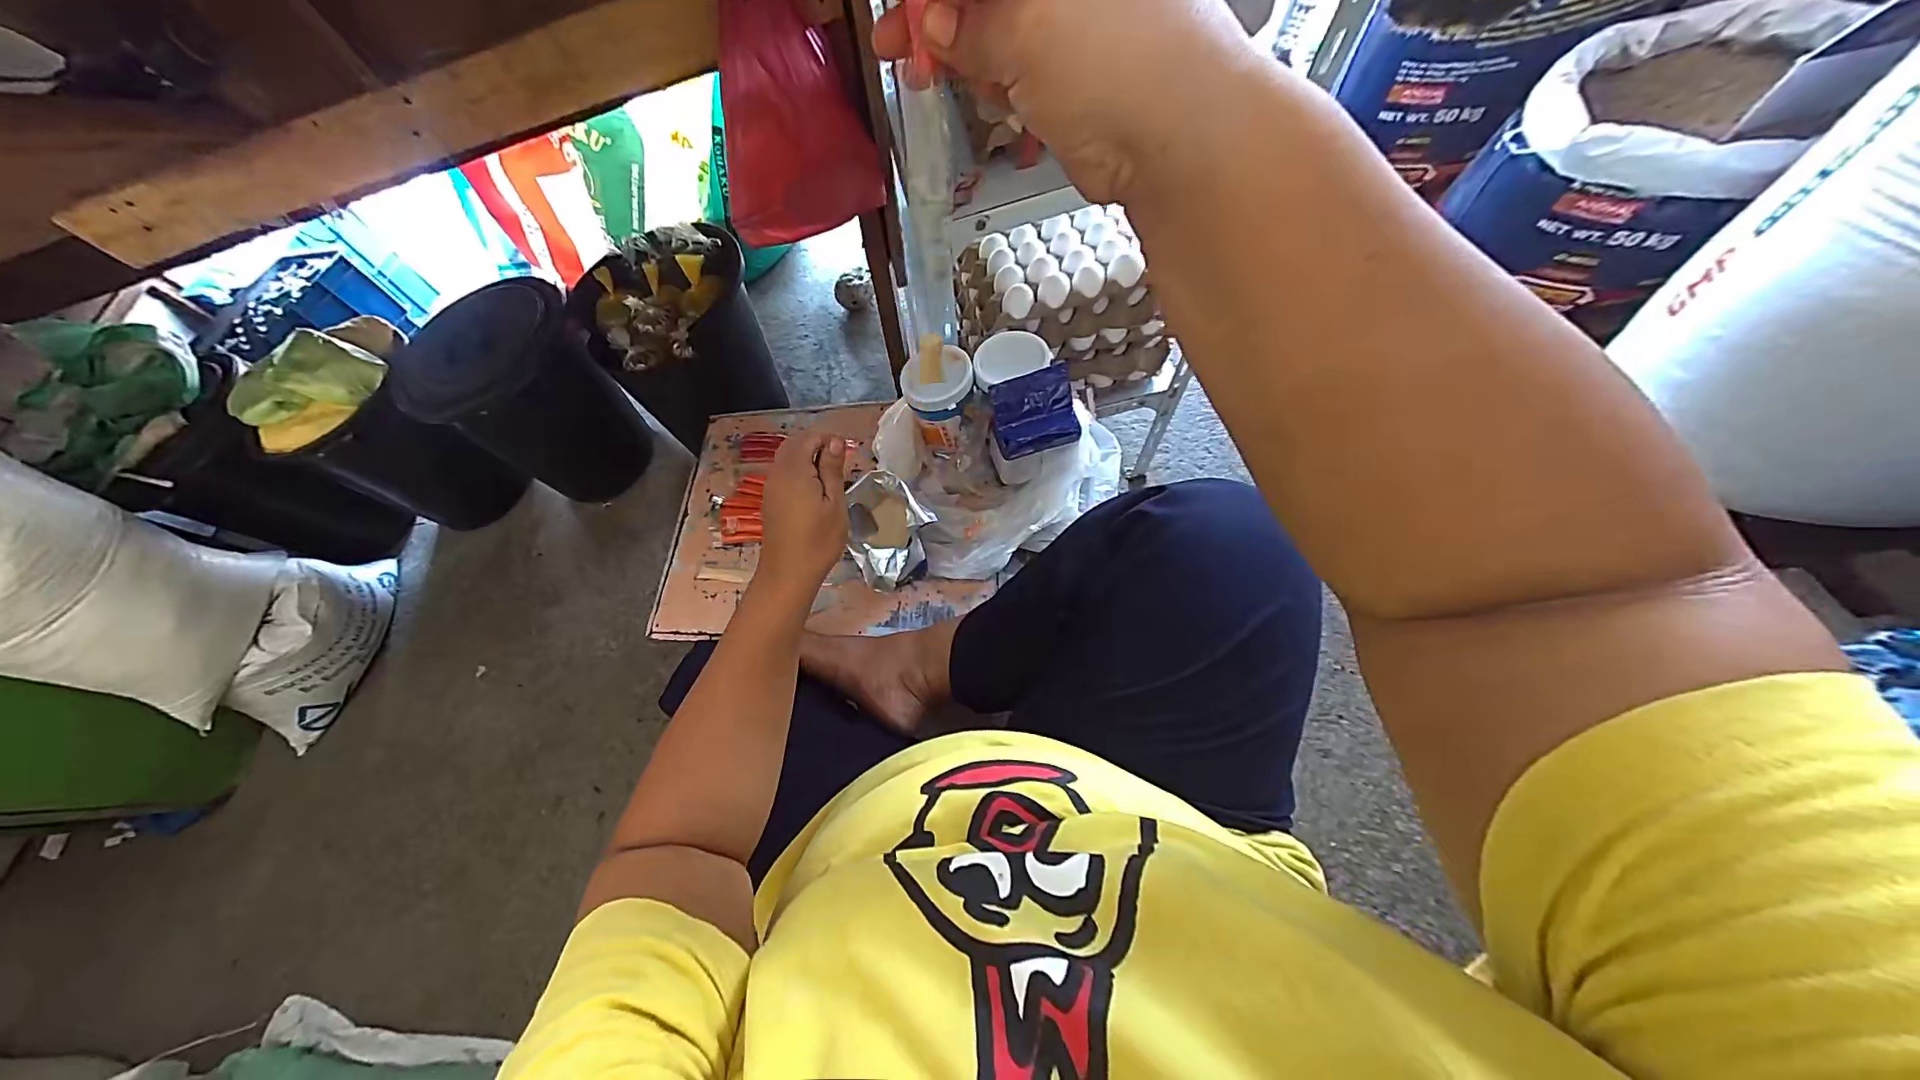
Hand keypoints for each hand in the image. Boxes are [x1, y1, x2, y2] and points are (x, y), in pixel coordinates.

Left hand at [758, 430, 851, 589]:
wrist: (788, 574)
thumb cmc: (819, 541)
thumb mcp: (835, 504)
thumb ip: (833, 470)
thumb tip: (835, 443)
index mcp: (795, 470)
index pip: (809, 438)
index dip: (828, 438)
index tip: (848, 452)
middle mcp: (777, 473)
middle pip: (794, 445)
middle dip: (817, 445)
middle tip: (841, 461)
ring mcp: (770, 487)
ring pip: (787, 459)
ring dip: (807, 458)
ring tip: (830, 476)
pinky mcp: (770, 501)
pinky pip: (783, 474)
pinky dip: (798, 471)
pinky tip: (814, 490)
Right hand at [873, 0, 1255, 201]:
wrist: (1174, 142)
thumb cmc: (1127, 64)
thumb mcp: (1024, 29)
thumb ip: (970, 25)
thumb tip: (933, 21)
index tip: (902, 14)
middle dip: (935, 18)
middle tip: (901, 44)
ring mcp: (1070, 25)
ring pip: (992, 30)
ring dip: (961, 53)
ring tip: (939, 73)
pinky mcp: (1069, 75)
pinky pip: (1012, 68)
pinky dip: (991, 79)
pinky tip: (988, 93)